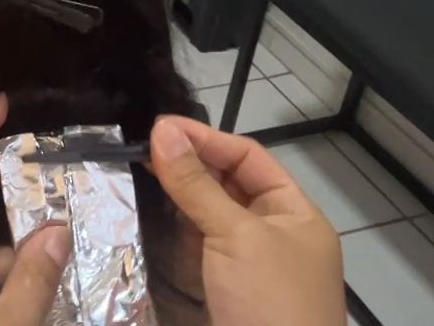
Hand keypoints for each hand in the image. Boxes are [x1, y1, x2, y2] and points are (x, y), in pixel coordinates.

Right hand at [150, 116, 343, 325]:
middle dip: (188, 162)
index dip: (205, 138)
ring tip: (137, 170)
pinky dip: (175, 225)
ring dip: (177, 191)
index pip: (247, 156)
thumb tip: (161, 128)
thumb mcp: (235, 236)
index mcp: (295, 215)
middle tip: (141, 146)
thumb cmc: (271, 306)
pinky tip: (148, 213)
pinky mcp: (225, 289)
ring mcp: (250, 264)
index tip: (158, 127)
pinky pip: (199, 243)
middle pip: (227, 180)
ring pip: (209, 211)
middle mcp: (275, 233)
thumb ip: (196, 182)